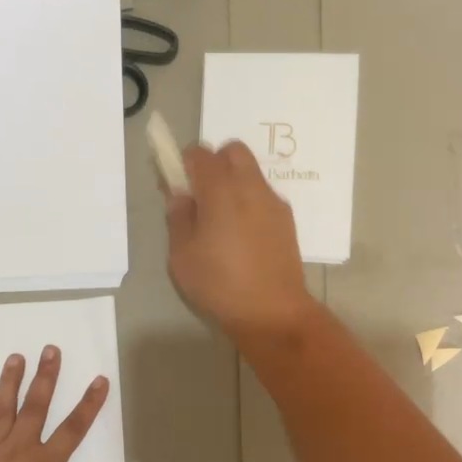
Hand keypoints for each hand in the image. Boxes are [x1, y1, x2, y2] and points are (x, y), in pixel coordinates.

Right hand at [164, 141, 321, 341]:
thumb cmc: (219, 284)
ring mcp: (272, 200)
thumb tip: (180, 196)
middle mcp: (250, 186)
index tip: (175, 183)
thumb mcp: (182, 256)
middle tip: (200, 195)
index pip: (200, 154)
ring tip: (220, 220)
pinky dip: (248, 201)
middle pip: (232, 151)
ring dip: (232, 182)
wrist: (271, 310)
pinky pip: (262, 195)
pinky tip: (241, 236)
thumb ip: (178, 219)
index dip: (183, 162)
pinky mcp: (285, 218)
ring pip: (250, 172)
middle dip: (213, 163)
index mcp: (220, 191)